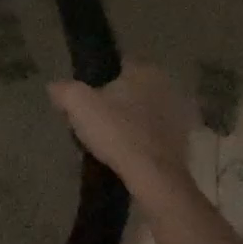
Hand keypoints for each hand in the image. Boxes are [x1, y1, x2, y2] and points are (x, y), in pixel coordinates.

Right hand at [47, 65, 194, 191]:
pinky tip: (127, 155)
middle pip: (132, 90)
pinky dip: (143, 142)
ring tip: (108, 143)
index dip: (96, 82)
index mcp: (145, 70)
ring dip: (131, 123)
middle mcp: (168, 87)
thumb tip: (55, 88)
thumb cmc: (116, 131)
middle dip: (115, 103)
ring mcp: (181, 116)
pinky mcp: (186, 143)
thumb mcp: (77, 104)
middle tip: (93, 122)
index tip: (83, 100)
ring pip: (145, 113)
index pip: (116, 66)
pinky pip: (156, 136)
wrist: (153, 177)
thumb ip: (63, 89)